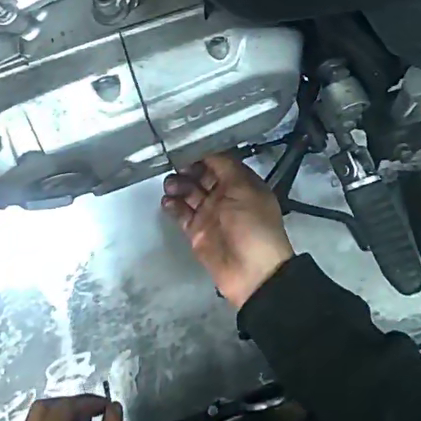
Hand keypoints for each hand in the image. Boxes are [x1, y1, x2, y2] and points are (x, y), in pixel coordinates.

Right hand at [162, 154, 294, 308]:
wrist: (252, 272)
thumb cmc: (253, 225)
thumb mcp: (244, 189)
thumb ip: (226, 167)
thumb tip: (210, 149)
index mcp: (242, 183)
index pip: (219, 161)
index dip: (203, 154)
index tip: (186, 147)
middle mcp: (225, 195)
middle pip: (202, 175)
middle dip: (188, 168)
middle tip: (175, 165)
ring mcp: (210, 214)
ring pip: (189, 192)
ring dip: (178, 185)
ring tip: (170, 185)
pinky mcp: (197, 232)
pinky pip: (181, 213)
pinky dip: (172, 206)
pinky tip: (167, 201)